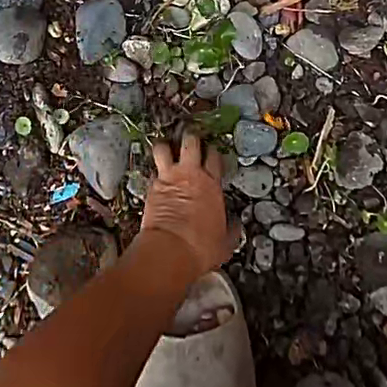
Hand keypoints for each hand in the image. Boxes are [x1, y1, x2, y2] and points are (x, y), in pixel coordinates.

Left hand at [139, 132, 237, 276]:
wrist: (172, 249)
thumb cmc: (201, 246)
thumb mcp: (225, 240)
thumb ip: (231, 228)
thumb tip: (235, 225)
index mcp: (211, 184)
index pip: (214, 156)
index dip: (212, 151)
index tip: (211, 151)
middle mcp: (189, 175)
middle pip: (190, 142)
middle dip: (190, 137)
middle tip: (189, 138)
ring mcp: (168, 177)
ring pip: (163, 148)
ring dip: (164, 146)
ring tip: (165, 147)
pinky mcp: (152, 186)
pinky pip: (151, 170)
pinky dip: (154, 171)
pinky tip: (154, 175)